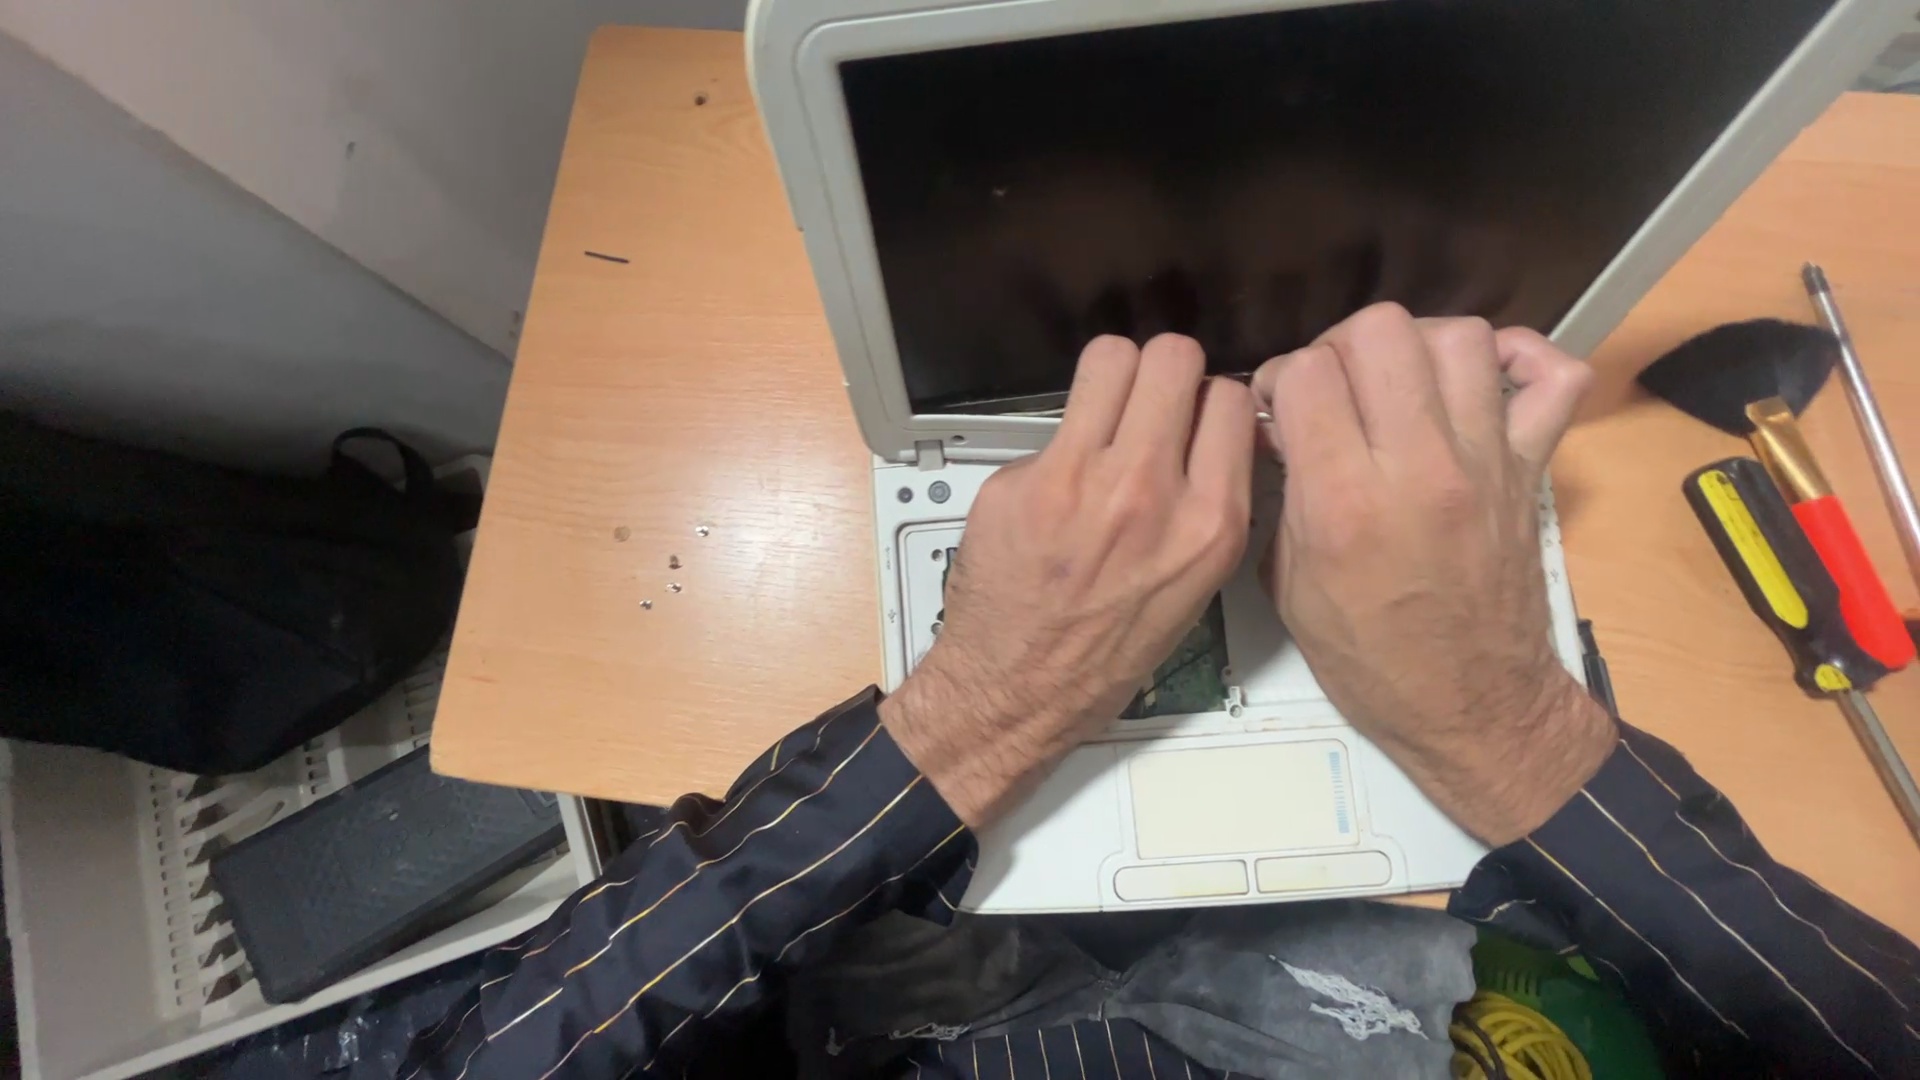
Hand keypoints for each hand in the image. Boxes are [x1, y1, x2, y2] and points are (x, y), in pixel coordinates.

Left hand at [882, 334, 1256, 826]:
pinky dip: (1057, 439)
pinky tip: (1052, 482)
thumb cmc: (1105, 655)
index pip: (1234, 399)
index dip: (1210, 400)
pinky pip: (1051, 419)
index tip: (1193, 414)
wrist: (1017, 691)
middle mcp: (1149, 494)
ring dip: (1111, 378)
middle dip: (1163, 372)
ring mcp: (1078, 481)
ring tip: (1101, 417)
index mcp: (1209, 525)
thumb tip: (1205, 438)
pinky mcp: (1020, 481)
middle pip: (1174, 356)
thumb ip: (1208, 504)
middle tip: (1145, 403)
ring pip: (1109, 358)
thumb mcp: (1193, 587)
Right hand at [1252, 304, 1613, 845]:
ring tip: (1387, 385)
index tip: (1274, 408)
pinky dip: (1515, 357)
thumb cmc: (1359, 653)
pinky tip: (1473, 379)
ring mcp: (1486, 460)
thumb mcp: (1283, 578)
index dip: (1277, 377)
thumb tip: (1279, 425)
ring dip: (1407, 347)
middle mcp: (1418, 465)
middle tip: (1327, 389)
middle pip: (1379, 332)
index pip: (1306, 374)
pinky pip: (1553, 375)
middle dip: (1335, 348)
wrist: (1467, 704)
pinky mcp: (1531, 467)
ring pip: (1456, 337)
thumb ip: (1282, 492)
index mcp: (1343, 501)